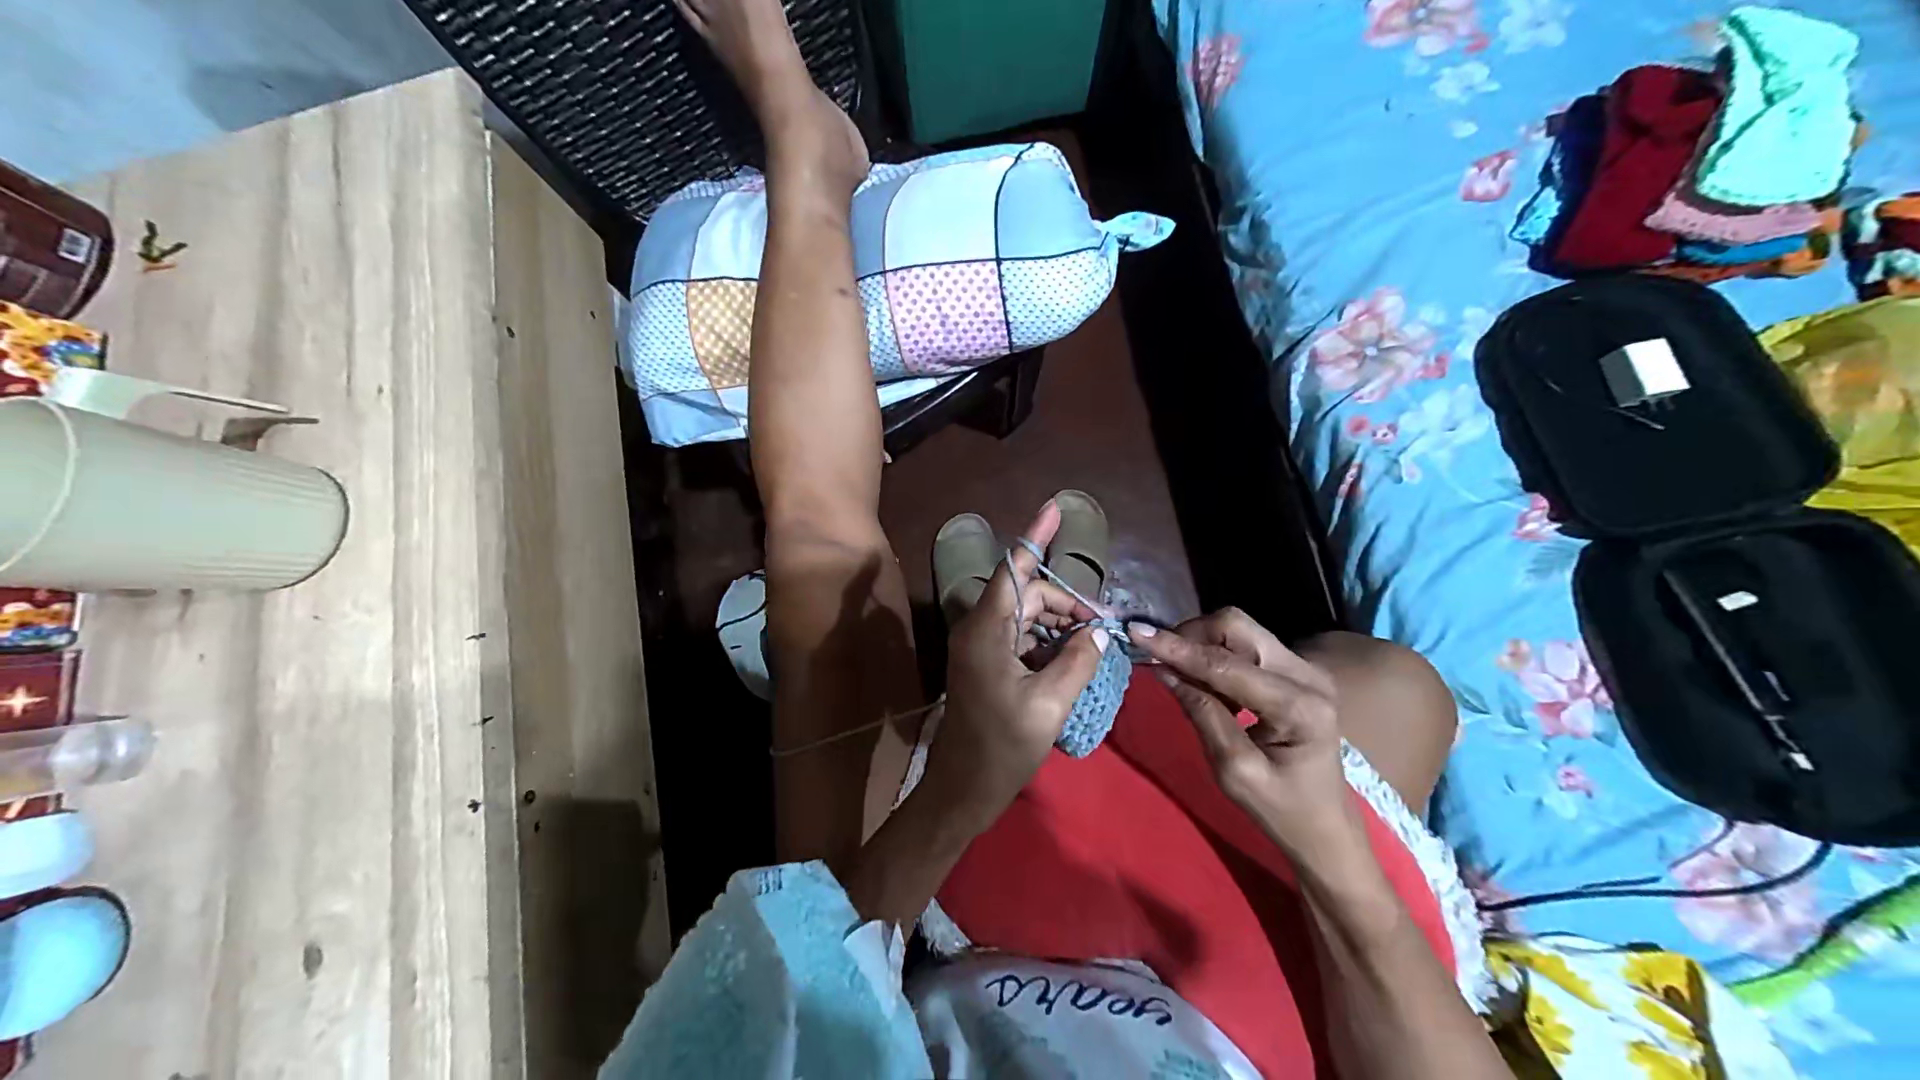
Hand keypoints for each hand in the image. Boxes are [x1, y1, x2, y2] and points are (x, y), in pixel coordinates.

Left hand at [924, 501, 1108, 835]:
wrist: (963, 789)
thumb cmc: (1002, 747)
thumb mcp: (1049, 703)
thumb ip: (1077, 659)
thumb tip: (1097, 630)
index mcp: (987, 629)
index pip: (1014, 569)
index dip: (1035, 537)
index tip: (1054, 507)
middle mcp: (979, 629)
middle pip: (1028, 594)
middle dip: (1066, 603)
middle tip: (1103, 628)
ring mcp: (980, 647)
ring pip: (1027, 616)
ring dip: (1060, 624)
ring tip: (1093, 643)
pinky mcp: (986, 665)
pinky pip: (1021, 638)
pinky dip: (1048, 642)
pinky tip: (1073, 658)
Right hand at [1127, 609, 1354, 851]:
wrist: (1324, 824)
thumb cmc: (1280, 809)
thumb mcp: (1233, 770)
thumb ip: (1201, 713)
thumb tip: (1163, 669)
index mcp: (1299, 707)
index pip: (1225, 664)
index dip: (1177, 647)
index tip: (1136, 633)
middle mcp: (1308, 674)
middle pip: (1236, 627)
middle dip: (1190, 635)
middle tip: (1158, 657)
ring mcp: (1305, 668)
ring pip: (1239, 630)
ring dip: (1200, 643)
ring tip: (1176, 670)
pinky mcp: (1295, 669)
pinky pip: (1245, 645)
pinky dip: (1214, 654)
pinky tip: (1202, 682)